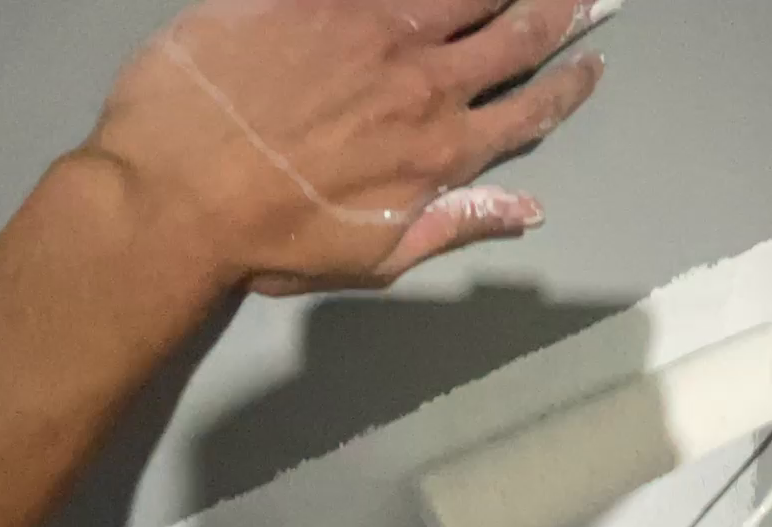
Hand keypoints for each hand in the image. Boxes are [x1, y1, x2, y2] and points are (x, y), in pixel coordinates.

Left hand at [82, 0, 608, 295]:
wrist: (178, 192)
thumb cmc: (280, 242)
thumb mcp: (380, 258)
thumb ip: (458, 224)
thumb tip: (531, 210)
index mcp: (441, 152)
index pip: (528, 113)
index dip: (568, 89)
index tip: (593, 67)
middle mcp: (423, 80)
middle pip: (512, 36)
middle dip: (560, 11)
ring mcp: (371, 25)